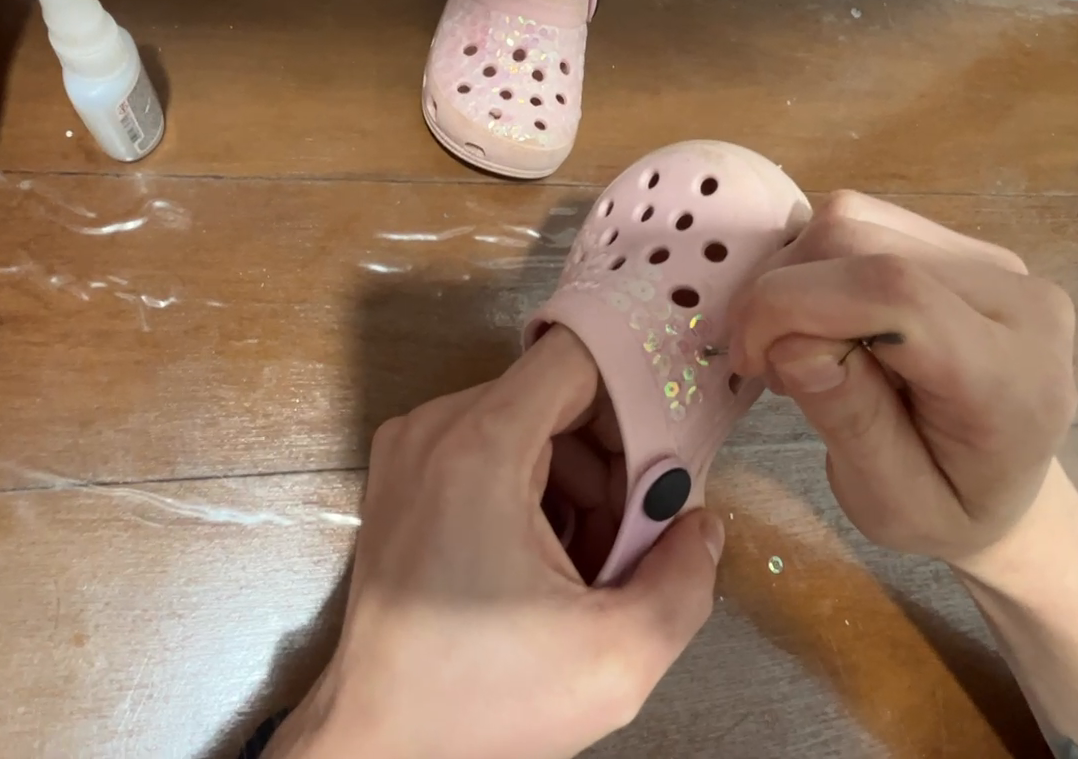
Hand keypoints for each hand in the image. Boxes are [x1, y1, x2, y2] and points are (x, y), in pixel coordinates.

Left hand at [267, 328, 726, 758]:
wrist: (377, 743)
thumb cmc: (482, 699)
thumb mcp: (616, 658)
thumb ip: (685, 581)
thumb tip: (699, 525)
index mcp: (479, 444)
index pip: (574, 358)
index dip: (632, 390)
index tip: (666, 447)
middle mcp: (436, 425)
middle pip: (555, 397)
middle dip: (611, 461)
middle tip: (630, 536)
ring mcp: (411, 444)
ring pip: (527, 423)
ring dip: (575, 480)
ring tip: (586, 561)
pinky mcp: (402, 470)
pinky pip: (489, 445)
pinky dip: (531, 485)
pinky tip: (542, 555)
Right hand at [725, 191, 1077, 566]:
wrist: (1008, 487)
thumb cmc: (948, 509)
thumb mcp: (891, 503)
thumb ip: (850, 422)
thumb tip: (791, 344)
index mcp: (1013, 376)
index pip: (893, 294)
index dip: (792, 306)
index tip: (747, 360)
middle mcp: (1015, 296)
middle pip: (858, 240)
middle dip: (780, 292)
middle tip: (761, 359)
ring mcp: (989, 260)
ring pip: (850, 218)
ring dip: (793, 275)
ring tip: (795, 341)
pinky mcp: (958, 245)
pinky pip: (858, 221)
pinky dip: (812, 262)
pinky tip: (820, 314)